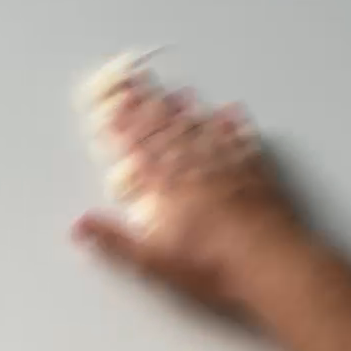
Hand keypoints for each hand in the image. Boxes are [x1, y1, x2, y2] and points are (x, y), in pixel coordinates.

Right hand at [74, 71, 307, 309]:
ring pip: (201, 134)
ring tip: (173, 91)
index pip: (139, 154)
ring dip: (186, 113)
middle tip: (136, 83)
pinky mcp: (258, 179)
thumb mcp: (152, 262)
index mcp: (167, 194)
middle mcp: (196, 176)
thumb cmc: (214, 267)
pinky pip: (241, 144)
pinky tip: (229, 112)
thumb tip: (80, 226)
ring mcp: (228, 173)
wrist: (270, 266)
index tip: (113, 107)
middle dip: (148, 109)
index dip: (124, 129)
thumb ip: (114, 240)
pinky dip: (233, 126)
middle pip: (167, 136)